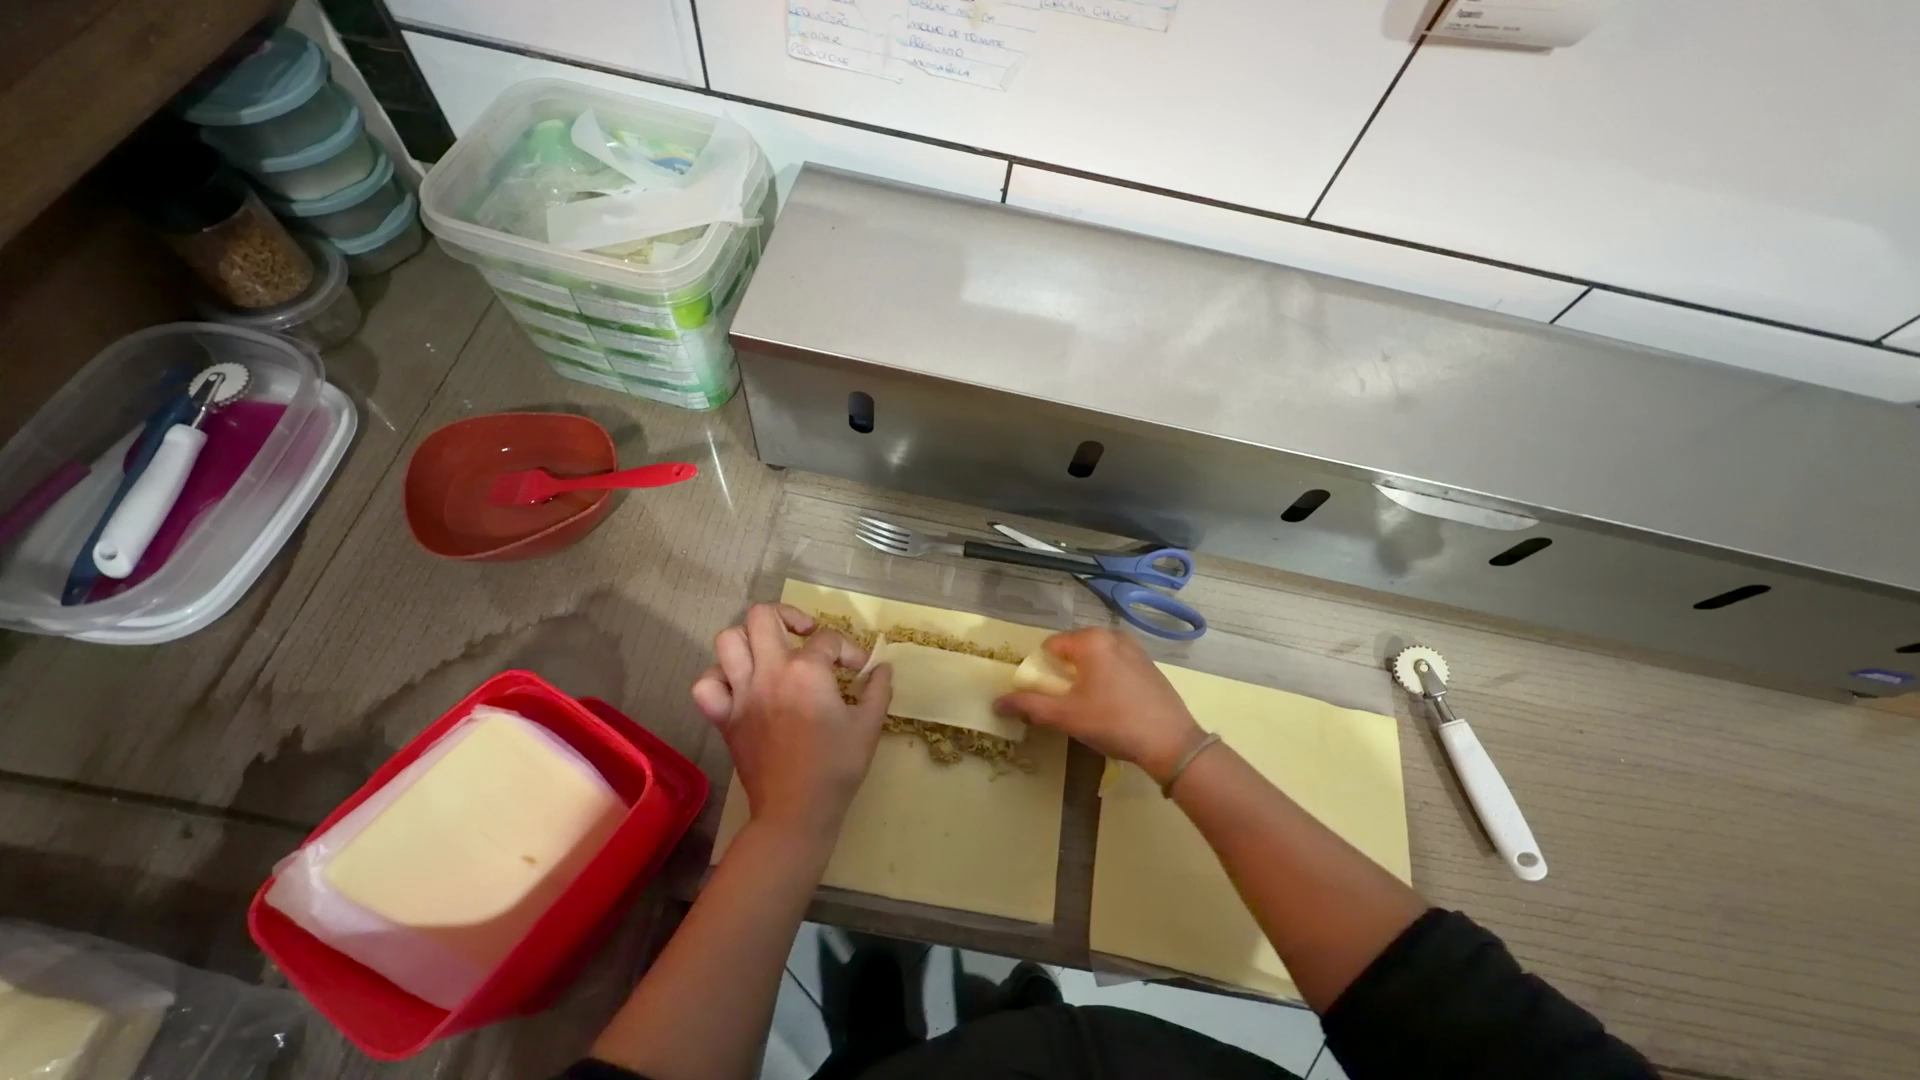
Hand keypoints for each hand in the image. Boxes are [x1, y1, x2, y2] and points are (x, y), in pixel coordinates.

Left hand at [691, 603, 893, 838]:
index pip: (828, 639)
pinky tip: (740, 685)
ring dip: (749, 639)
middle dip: (788, 616)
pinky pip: (706, 684)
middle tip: (806, 636)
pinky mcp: (724, 717)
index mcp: (807, 671)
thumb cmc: (836, 769)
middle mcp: (769, 672)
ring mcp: (741, 693)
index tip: (860, 670)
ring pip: (728, 640)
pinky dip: (718, 678)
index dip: (849, 650)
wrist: (796, 812)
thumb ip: (878, 691)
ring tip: (770, 652)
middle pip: (764, 616)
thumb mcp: (868, 727)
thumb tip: (883, 669)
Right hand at [996, 627, 1203, 783]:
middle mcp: (1113, 635)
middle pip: (1073, 650)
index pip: (1050, 647)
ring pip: (1095, 658)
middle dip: (1063, 674)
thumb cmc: (1114, 723)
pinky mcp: (1149, 664)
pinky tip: (1111, 705)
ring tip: (1088, 707)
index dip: (1041, 671)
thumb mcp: (1066, 716)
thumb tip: (997, 702)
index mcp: (1091, 640)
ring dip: (1084, 677)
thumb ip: (1029, 705)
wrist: (1171, 742)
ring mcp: (1135, 648)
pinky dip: (1105, 679)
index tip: (1046, 696)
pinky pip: (1115, 664)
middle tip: (1065, 704)